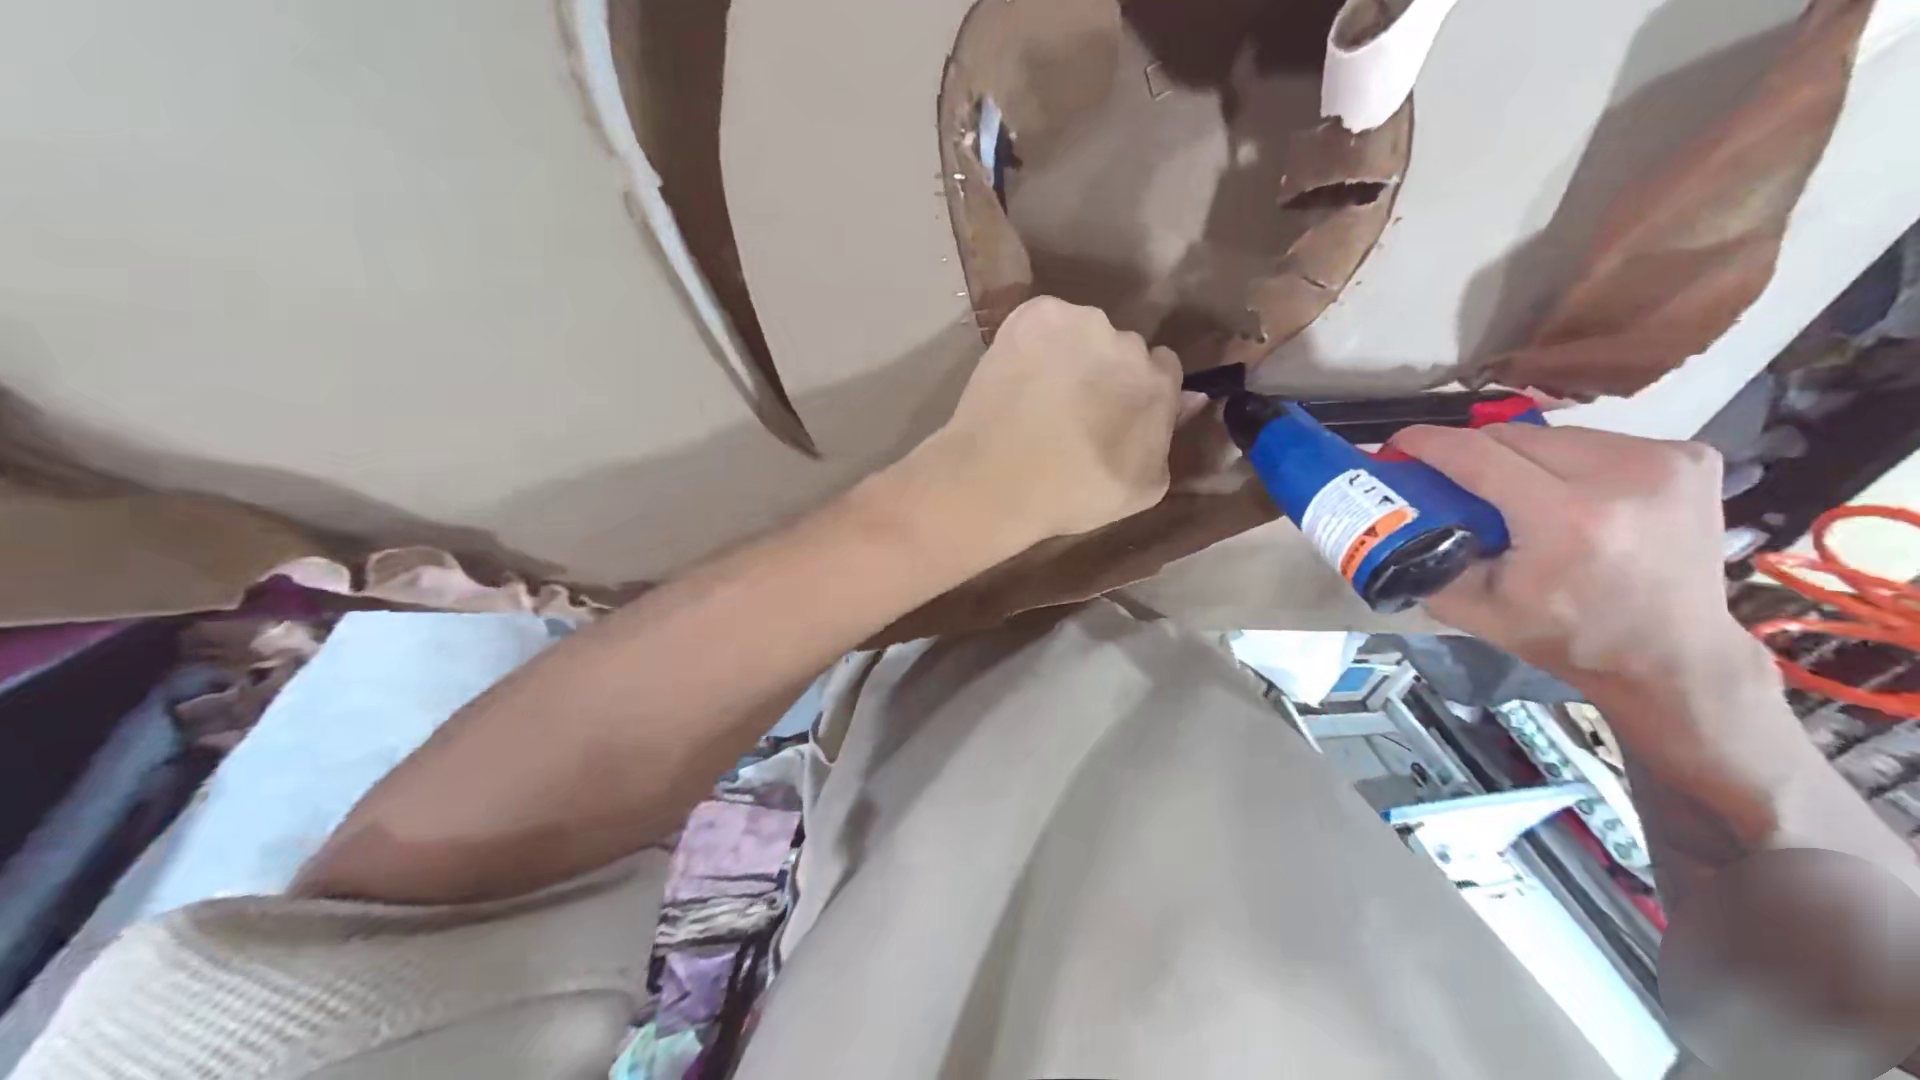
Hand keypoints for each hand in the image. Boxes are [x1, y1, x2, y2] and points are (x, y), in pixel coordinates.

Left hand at [905, 297, 1184, 547]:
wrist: (998, 480)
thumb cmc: (1074, 495)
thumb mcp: (1144, 488)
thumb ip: (1166, 441)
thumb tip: (1180, 405)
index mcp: (1159, 382)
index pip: (1162, 367)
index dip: (1136, 388)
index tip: (1113, 408)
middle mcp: (1128, 341)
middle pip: (1121, 347)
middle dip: (1103, 370)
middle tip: (1073, 403)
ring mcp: (1080, 322)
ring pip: (1082, 331)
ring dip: (1069, 351)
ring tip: (1038, 390)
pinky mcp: (1035, 315)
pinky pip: (1042, 320)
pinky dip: (1033, 340)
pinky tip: (1017, 372)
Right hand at [1388, 423, 1764, 702]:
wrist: (1672, 654)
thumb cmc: (1565, 636)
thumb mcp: (1474, 609)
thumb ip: (1427, 558)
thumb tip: (1390, 516)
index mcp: (1567, 519)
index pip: (1478, 455)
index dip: (1428, 443)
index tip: (1397, 443)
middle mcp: (1623, 477)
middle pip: (1514, 436)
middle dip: (1469, 450)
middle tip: (1444, 473)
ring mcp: (1665, 461)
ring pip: (1554, 433)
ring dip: (1517, 453)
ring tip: (1504, 484)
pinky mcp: (1690, 457)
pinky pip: (1597, 440)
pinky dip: (1565, 458)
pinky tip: (1563, 487)